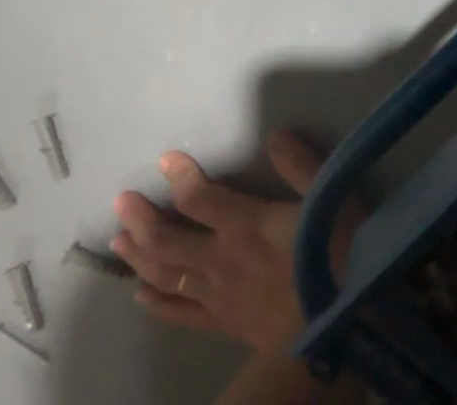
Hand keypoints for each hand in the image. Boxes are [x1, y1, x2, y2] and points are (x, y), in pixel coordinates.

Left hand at [112, 128, 344, 354]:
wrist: (336, 318)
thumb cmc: (337, 251)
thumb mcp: (329, 199)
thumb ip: (301, 166)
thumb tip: (275, 136)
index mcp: (244, 225)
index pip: (198, 198)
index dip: (179, 177)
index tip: (165, 160)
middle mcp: (219, 258)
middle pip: (165, 239)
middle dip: (140, 219)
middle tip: (122, 201)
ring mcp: (214, 293)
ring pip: (163, 275)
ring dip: (137, 256)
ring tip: (119, 241)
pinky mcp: (219, 321)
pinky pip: (177, 314)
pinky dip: (154, 303)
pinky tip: (140, 294)